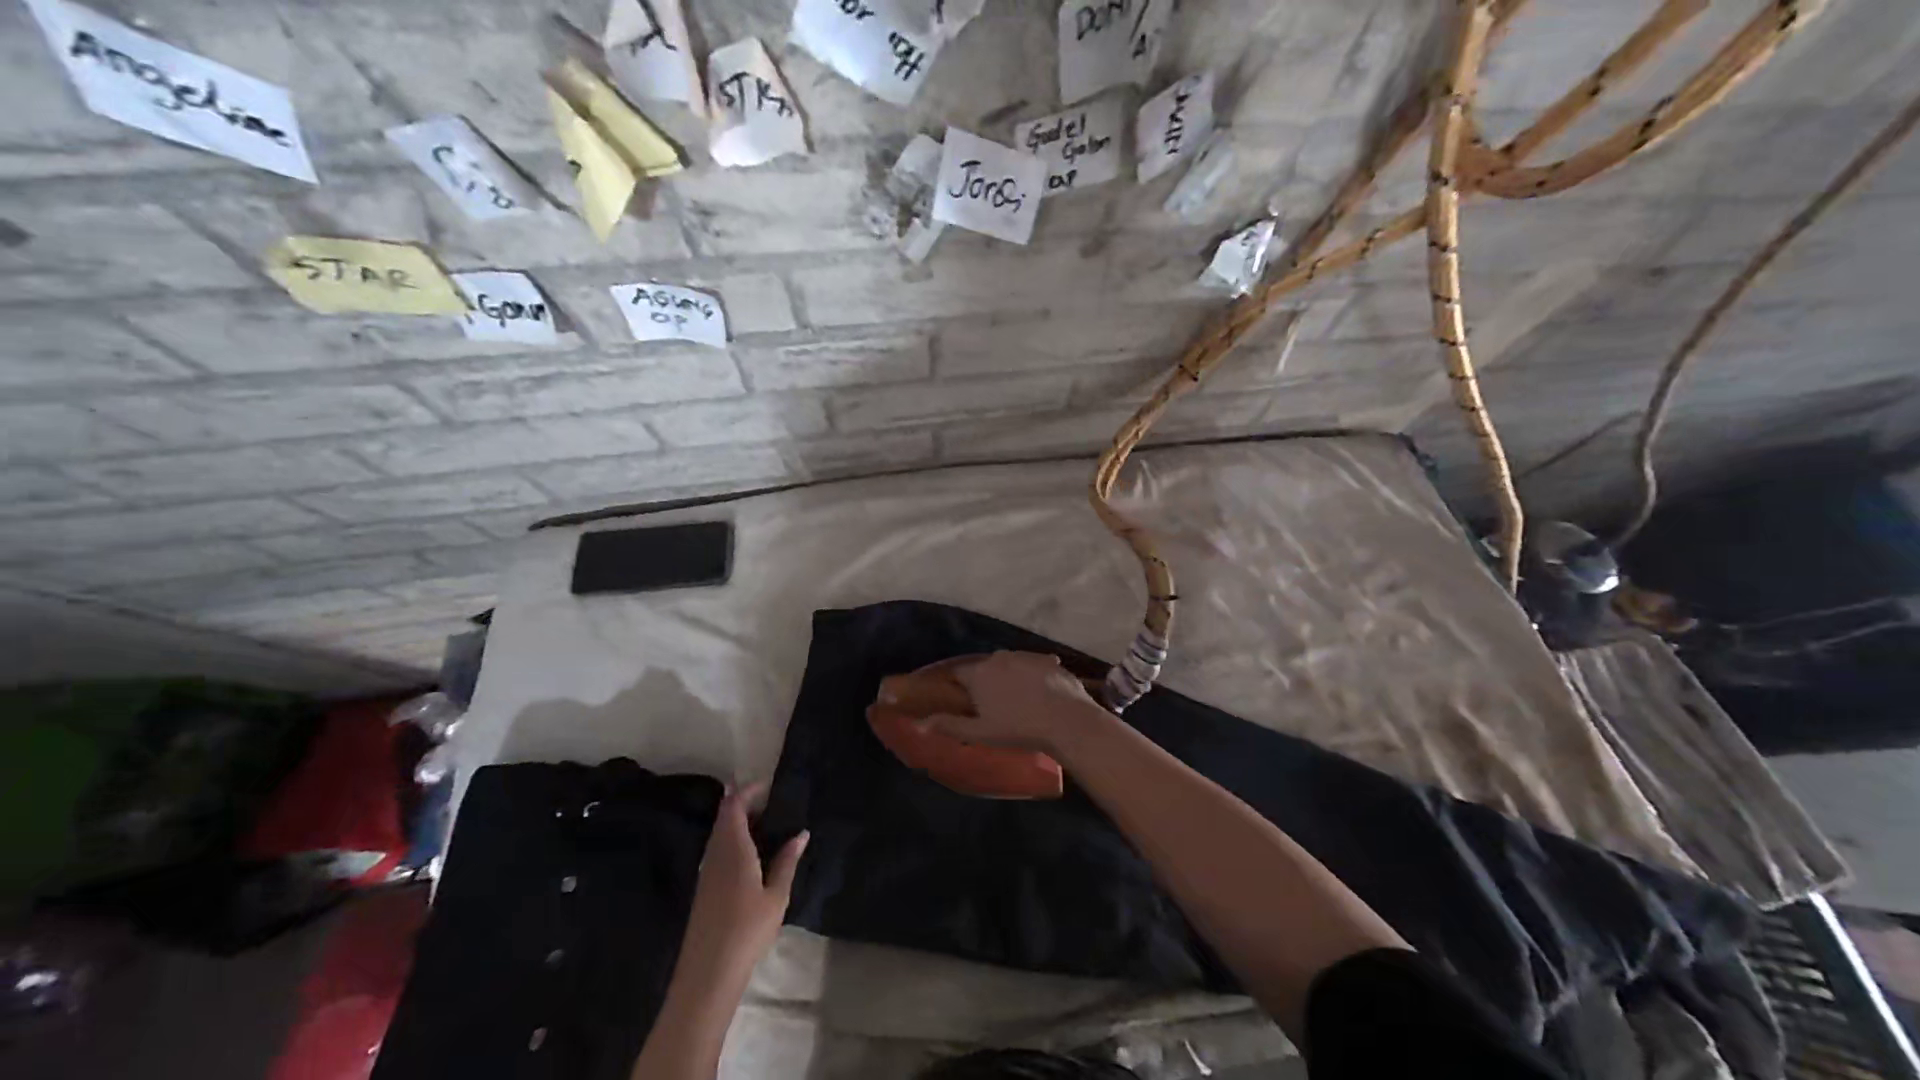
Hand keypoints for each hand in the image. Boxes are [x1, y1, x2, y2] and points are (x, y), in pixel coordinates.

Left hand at [676, 784, 807, 989]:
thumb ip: (787, 861)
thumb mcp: (777, 896)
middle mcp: (716, 853)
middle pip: (724, 816)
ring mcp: (707, 871)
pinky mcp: (704, 887)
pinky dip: (734, 840)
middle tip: (774, 804)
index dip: (748, 790)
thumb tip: (800, 833)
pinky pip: (718, 849)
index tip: (770, 785)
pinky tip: (753, 854)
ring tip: (768, 825)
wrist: (708, 973)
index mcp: (734, 848)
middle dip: (745, 804)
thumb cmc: (747, 930)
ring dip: (739, 823)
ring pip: (720, 833)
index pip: (734, 806)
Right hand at [919, 650, 1110, 753]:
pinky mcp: (1049, 661)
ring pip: (1010, 665)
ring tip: (1017, 700)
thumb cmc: (1018, 729)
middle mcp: (999, 657)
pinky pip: (1034, 666)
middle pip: (984, 667)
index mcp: (979, 672)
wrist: (1067, 722)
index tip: (959, 699)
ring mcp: (1027, 656)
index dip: (956, 685)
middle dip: (984, 682)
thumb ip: (948, 725)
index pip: (957, 673)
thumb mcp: (980, 732)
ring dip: (1009, 678)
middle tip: (990, 705)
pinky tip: (1039, 693)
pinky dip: (1033, 676)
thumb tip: (919, 724)